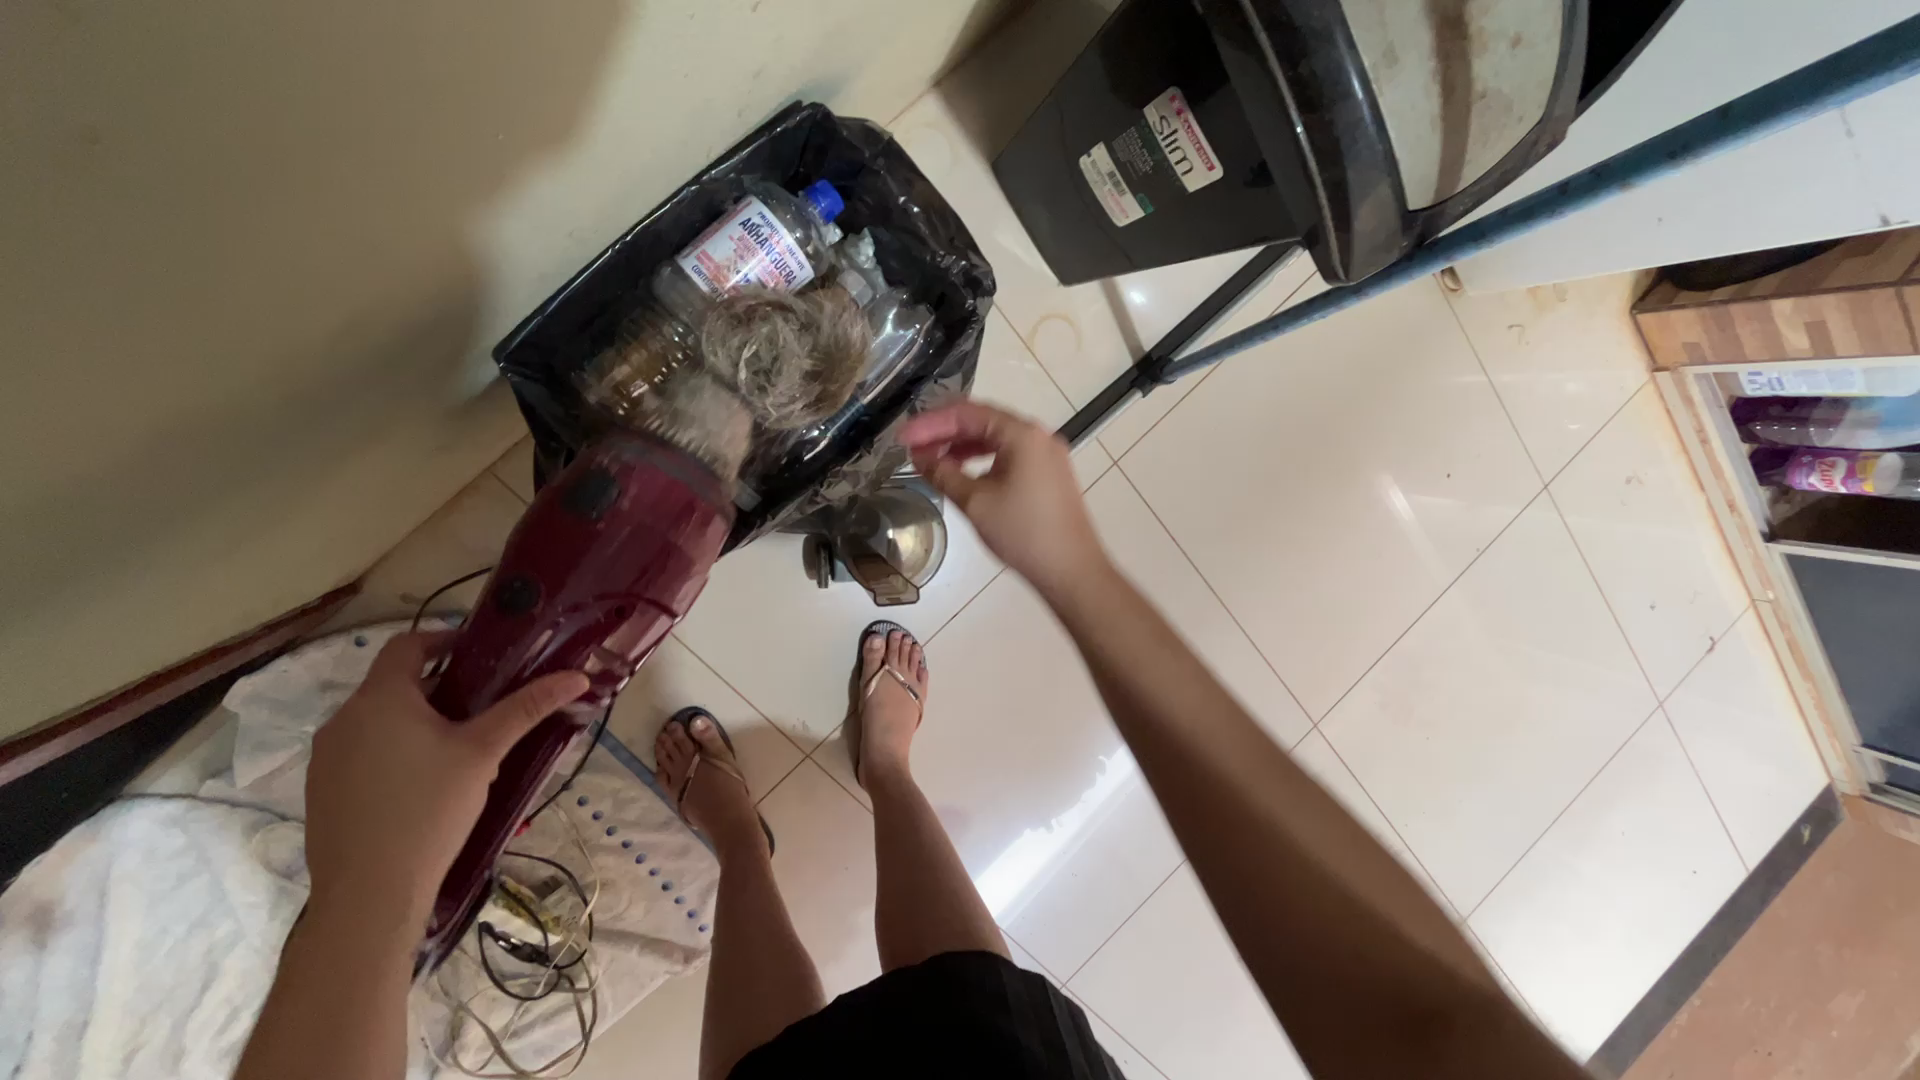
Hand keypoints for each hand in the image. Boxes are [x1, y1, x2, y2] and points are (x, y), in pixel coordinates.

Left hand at [304, 632, 588, 928]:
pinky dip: (394, 751)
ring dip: (417, 720)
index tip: (481, 652)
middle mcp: (343, 719)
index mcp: (380, 699)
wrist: (370, 892)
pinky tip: (424, 783)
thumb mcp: (485, 752)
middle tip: (485, 705)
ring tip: (460, 746)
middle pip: (394, 684)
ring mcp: (325, 757)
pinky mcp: (321, 791)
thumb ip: (527, 708)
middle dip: (440, 687)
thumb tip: (578, 676)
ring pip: (378, 721)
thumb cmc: (430, 808)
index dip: (443, 639)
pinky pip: (362, 752)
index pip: (406, 645)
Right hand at [900, 401, 1112, 599]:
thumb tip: (919, 457)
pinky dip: (982, 460)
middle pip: (982, 422)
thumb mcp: (975, 502)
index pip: (967, 414)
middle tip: (912, 448)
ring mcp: (1047, 455)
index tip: (902, 438)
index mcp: (1022, 434)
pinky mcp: (1049, 475)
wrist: (1072, 570)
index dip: (930, 423)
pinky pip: (1009, 456)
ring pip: (996, 440)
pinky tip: (962, 474)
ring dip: (962, 447)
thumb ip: (943, 474)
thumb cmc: (1023, 533)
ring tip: (931, 461)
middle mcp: (1038, 436)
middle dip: (944, 433)